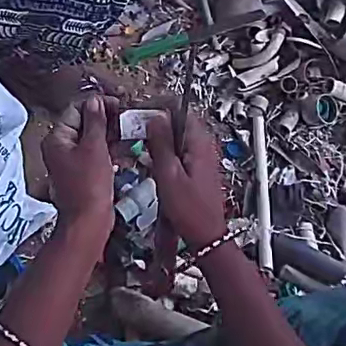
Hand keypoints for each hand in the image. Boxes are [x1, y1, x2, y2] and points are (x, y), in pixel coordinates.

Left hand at [42, 94, 117, 245]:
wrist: (89, 221)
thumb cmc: (89, 185)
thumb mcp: (95, 147)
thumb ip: (96, 121)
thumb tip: (95, 100)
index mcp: (57, 139)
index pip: (76, 110)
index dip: (97, 104)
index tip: (117, 103)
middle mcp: (61, 148)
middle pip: (84, 124)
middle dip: (106, 120)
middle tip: (126, 118)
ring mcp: (72, 161)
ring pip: (92, 139)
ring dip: (111, 135)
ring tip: (129, 133)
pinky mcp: (83, 173)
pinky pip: (96, 154)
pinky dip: (110, 150)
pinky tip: (124, 151)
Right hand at [146, 109, 229, 248]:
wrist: (206, 236)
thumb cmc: (191, 211)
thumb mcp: (169, 175)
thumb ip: (161, 144)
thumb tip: (155, 119)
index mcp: (199, 143)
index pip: (181, 110)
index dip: (160, 109)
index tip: (143, 114)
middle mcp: (204, 146)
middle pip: (179, 123)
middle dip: (158, 126)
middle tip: (140, 133)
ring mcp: (203, 157)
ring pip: (178, 138)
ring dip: (161, 141)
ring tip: (145, 150)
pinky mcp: (198, 168)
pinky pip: (180, 152)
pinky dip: (166, 153)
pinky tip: (156, 165)